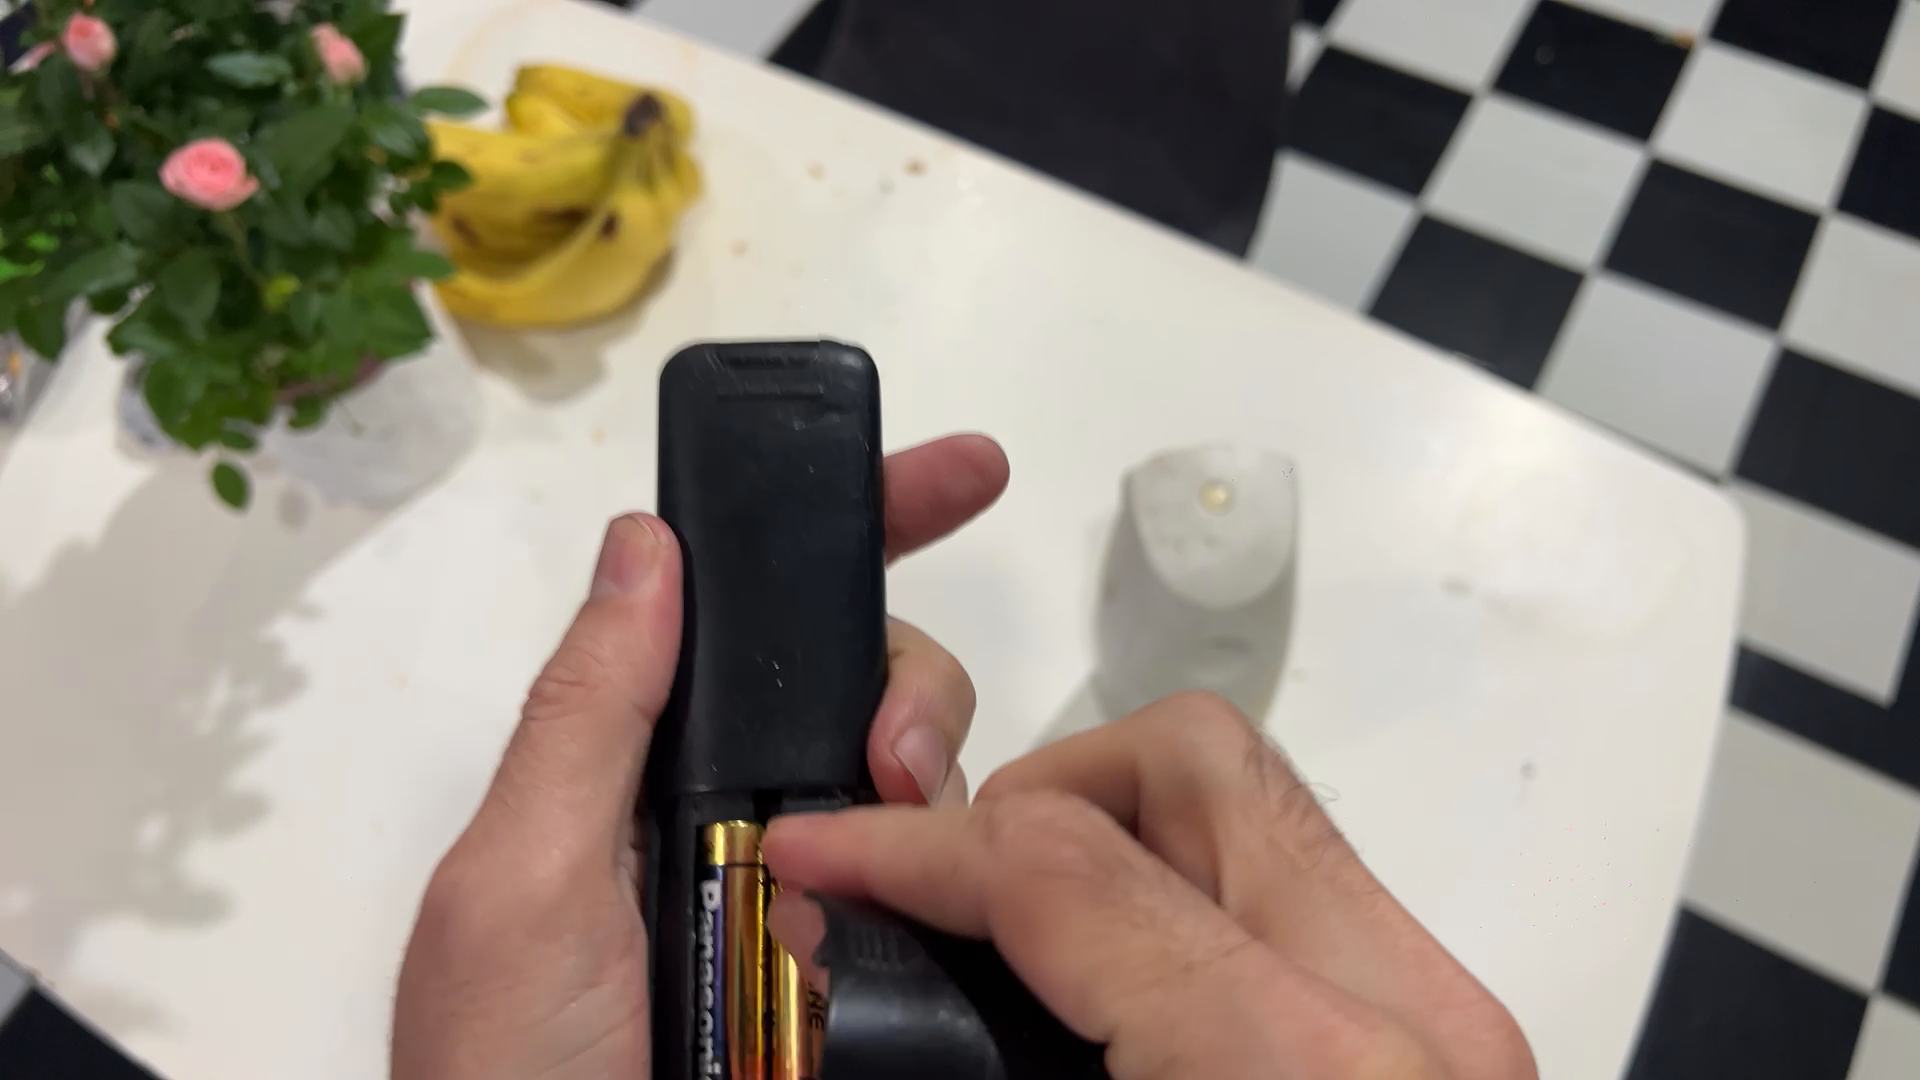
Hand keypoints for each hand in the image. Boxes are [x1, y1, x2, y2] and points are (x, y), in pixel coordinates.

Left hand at [392, 434, 1008, 1079]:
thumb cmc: (528, 1065)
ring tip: (903, 842)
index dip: (862, 521)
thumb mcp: (524, 877)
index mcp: (671, 742)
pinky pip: (948, 843)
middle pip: (871, 665)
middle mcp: (756, 779)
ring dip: (933, 764)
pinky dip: (961, 840)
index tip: (964, 471)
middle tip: (898, 761)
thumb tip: (645, 538)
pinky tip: (948, 878)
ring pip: (920, 748)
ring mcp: (829, 851)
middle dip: (913, 673)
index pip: (771, 602)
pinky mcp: (883, 917)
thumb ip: (590, 708)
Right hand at [764, 693, 1537, 1079]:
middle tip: (967, 886)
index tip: (808, 852)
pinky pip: (1268, 870)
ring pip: (1235, 790)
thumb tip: (835, 946)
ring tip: (1030, 920)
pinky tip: (1112, 968)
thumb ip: (942, 1054)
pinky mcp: (1432, 1015)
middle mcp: (1397, 1001)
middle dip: (1044, 786)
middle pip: (1190, 755)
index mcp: (1292, 1077)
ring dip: (1105, 818)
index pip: (1057, 862)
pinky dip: (1164, 875)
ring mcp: (1433, 999)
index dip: (899, 843)